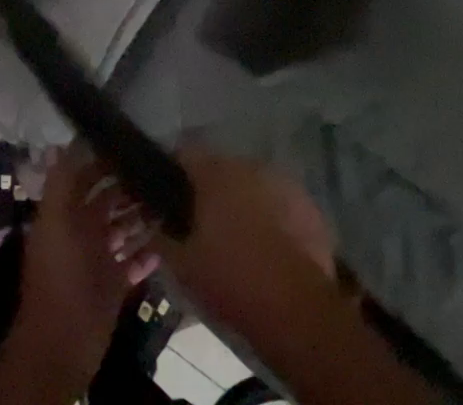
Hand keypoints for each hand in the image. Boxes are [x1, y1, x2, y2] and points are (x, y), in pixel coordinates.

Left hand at [9, 146, 160, 384]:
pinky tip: (169, 241)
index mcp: (63, 213)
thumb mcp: (57, 222)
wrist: (62, 341)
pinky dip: (149, 251)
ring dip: (144, 216)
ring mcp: (98, 258)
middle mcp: (80, 231)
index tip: (135, 141)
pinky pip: (134, 261)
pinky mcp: (114, 283)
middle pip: (108, 200)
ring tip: (174, 200)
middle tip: (165, 169)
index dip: (105, 159)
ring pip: (124, 228)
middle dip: (131, 186)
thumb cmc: (60, 275)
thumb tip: (65, 141)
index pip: (84, 176)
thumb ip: (61, 183)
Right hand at [152, 146, 335, 329]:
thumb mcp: (181, 264)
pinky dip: (270, 217)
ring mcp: (286, 184)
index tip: (165, 197)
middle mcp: (251, 166)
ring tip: (236, 238)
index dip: (171, 173)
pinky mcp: (310, 207)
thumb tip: (152, 223)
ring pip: (252, 185)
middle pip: (220, 168)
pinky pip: (280, 203)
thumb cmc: (230, 279)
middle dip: (209, 190)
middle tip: (200, 224)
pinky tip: (267, 248)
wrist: (296, 310)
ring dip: (241, 201)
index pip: (184, 153)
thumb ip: (160, 235)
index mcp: (216, 173)